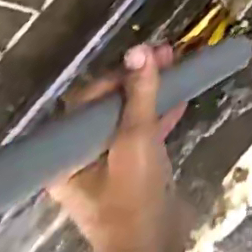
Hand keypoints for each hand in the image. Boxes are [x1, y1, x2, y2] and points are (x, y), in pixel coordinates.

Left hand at [46, 44, 191, 251]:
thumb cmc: (135, 202)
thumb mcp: (137, 143)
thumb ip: (139, 95)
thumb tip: (140, 49)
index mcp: (69, 155)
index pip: (86, 101)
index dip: (114, 77)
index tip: (140, 59)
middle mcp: (83, 157)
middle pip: (109, 105)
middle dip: (138, 78)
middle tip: (165, 54)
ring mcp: (109, 165)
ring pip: (129, 116)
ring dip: (152, 91)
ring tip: (176, 63)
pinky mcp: (132, 173)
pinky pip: (143, 134)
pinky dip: (160, 114)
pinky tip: (181, 96)